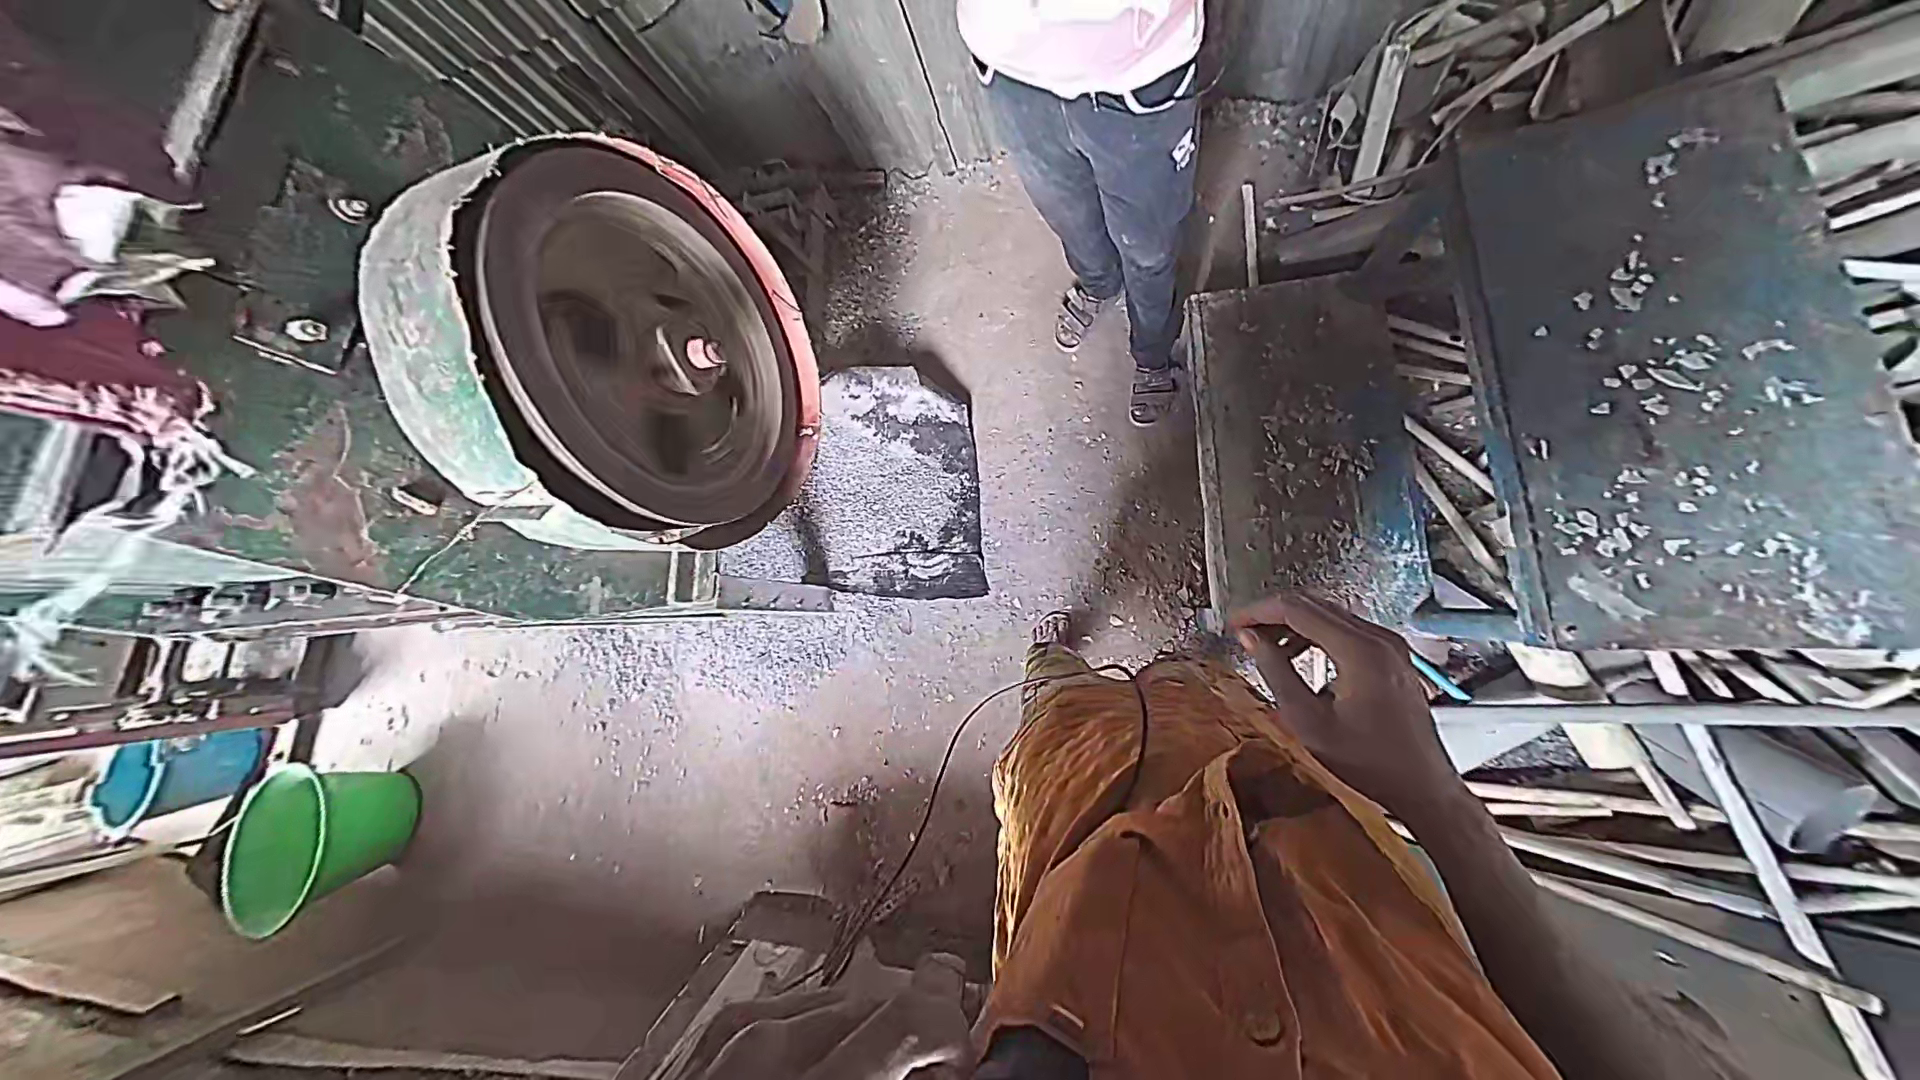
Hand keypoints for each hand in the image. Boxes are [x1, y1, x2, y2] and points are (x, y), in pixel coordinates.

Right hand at [1229, 593, 1462, 818]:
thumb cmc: (1368, 762)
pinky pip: (1343, 629)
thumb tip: (1249, 638)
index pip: (1296, 610)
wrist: (1423, 787)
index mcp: (1360, 651)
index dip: (1257, 612)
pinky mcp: (1391, 656)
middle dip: (1271, 614)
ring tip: (1262, 644)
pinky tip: (1294, 654)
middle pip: (1312, 605)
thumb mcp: (1307, 720)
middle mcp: (1379, 639)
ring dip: (1290, 623)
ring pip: (1327, 614)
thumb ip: (1275, 672)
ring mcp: (1389, 645)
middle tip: (1242, 631)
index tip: (1234, 623)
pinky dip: (1312, 634)